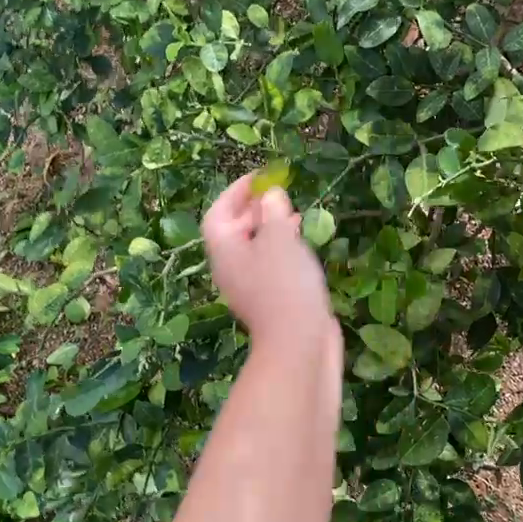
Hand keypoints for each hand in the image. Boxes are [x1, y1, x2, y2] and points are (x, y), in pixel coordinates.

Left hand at [203, 173, 336, 349]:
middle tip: (280, 195)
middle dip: (256, 209)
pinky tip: (304, 245)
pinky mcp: (271, 299)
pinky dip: (283, 249)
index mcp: (224, 250)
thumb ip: (272, 212)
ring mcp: (250, 287)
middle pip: (235, 230)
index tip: (259, 177)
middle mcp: (231, 268)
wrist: (299, 344)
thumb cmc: (284, 284)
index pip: (218, 213)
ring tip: (296, 215)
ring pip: (255, 248)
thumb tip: (269, 196)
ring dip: (272, 229)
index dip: (235, 192)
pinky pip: (271, 265)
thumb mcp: (279, 238)